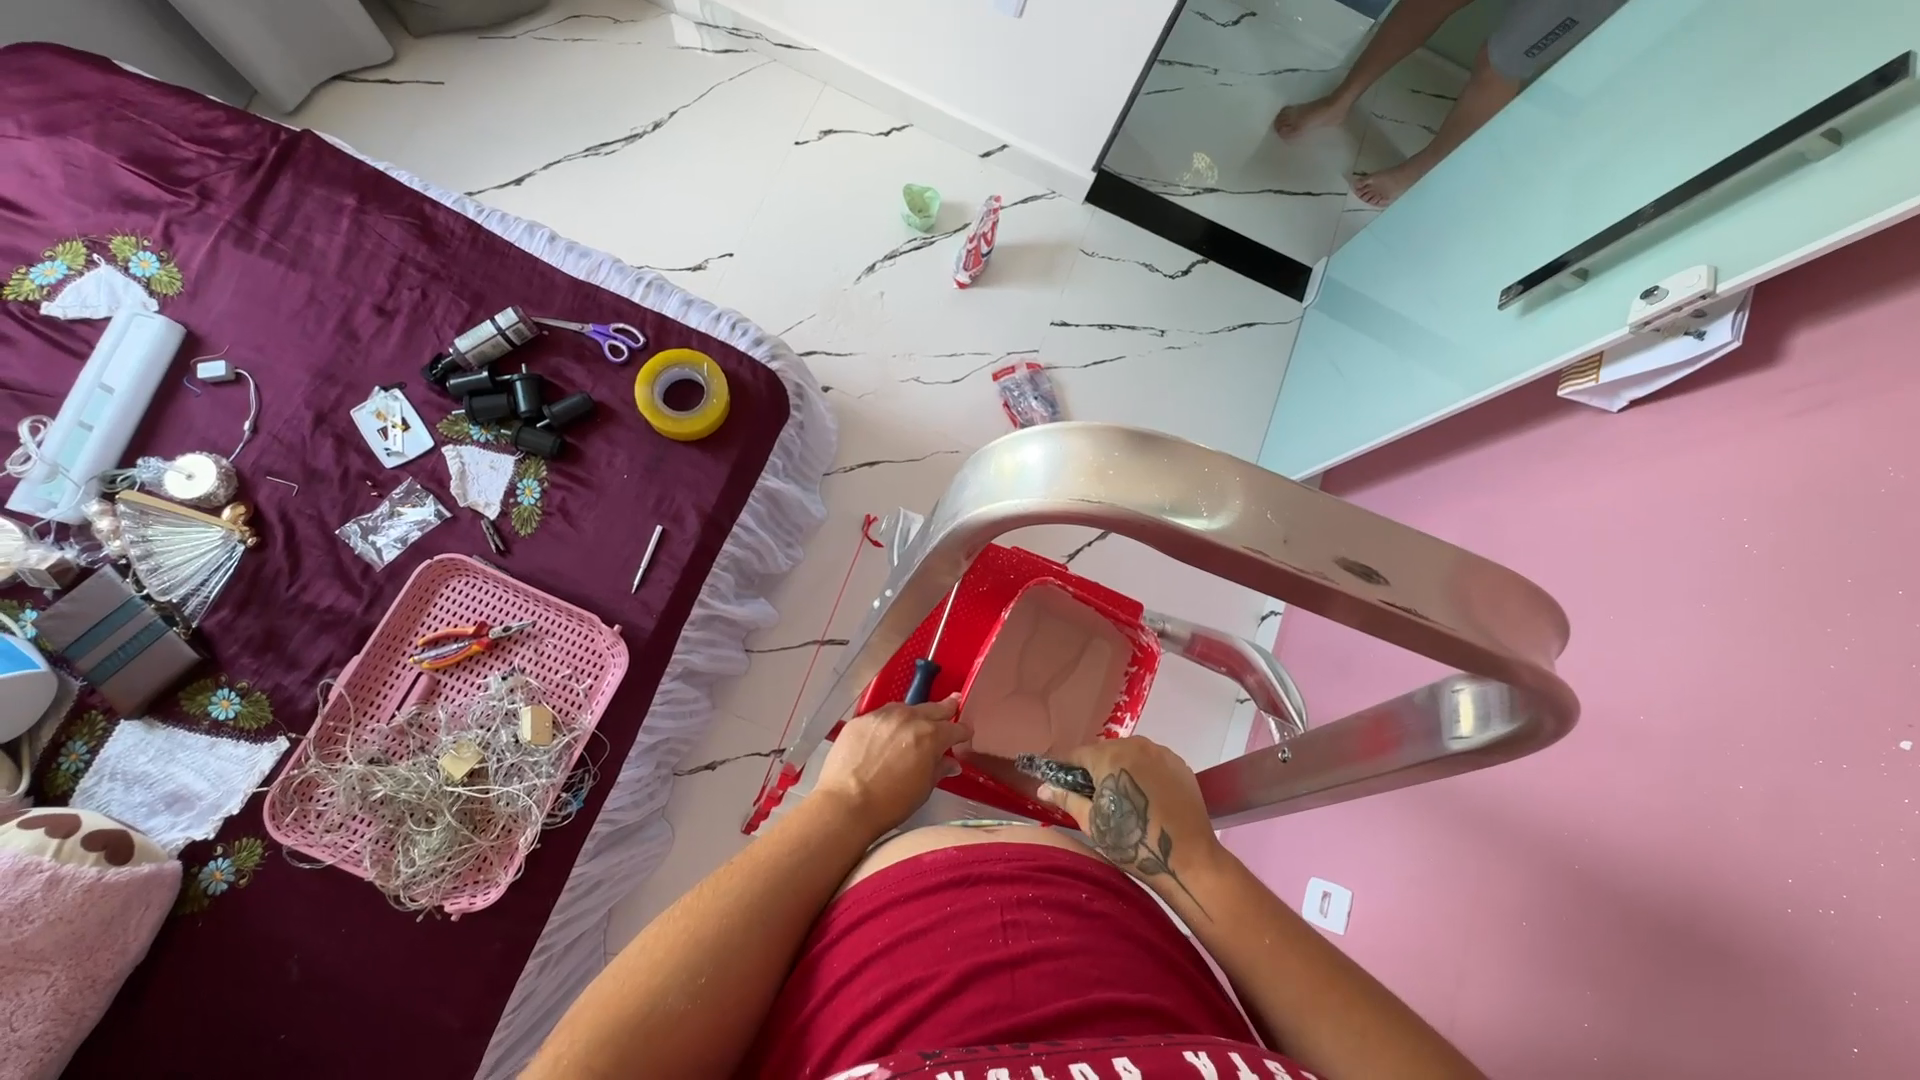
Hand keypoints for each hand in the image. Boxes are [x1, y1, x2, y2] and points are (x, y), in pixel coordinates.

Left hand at [813, 695, 972, 837]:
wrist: (846, 803)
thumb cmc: (891, 803)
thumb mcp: (923, 789)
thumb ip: (938, 769)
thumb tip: (951, 763)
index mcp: (931, 736)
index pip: (955, 728)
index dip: (963, 731)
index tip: (965, 733)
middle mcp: (909, 718)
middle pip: (933, 709)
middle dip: (945, 709)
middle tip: (953, 703)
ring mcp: (882, 716)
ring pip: (905, 708)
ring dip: (913, 714)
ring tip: (915, 721)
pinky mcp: (860, 720)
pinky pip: (880, 716)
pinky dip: (888, 723)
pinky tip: (884, 734)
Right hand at [1035, 736, 1225, 916]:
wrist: (1188, 858)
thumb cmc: (1133, 843)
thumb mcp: (1093, 823)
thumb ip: (1066, 799)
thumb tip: (1042, 787)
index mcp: (1110, 756)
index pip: (1077, 755)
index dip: (1066, 771)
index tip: (1062, 787)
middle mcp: (1136, 745)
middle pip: (1104, 753)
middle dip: (1095, 772)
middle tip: (1094, 800)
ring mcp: (1161, 752)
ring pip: (1129, 756)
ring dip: (1121, 771)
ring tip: (1123, 801)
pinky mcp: (1180, 764)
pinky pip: (1151, 762)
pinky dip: (1143, 774)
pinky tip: (1146, 799)